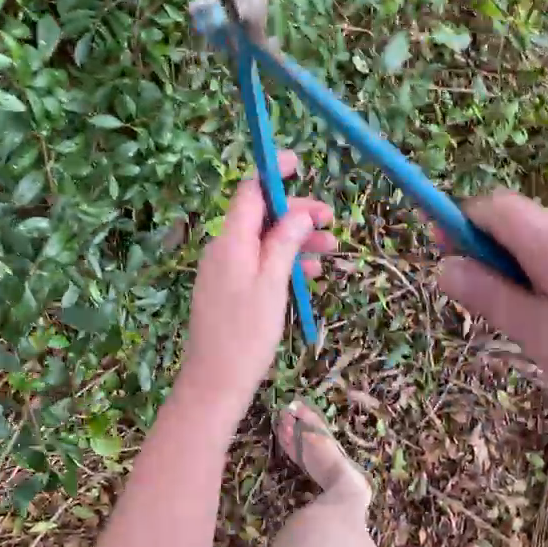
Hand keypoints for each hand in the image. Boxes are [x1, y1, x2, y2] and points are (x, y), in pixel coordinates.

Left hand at [178, 151, 335, 401]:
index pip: (250, 192)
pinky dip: (283, 263)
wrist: (215, 382)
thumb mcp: (272, 283)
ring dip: (296, 242)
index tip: (299, 164)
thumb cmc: (246, 333)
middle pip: (261, 217)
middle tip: (331, 223)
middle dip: (297, 216)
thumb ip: (284, 242)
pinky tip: (308, 274)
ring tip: (330, 252)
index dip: (273, 174)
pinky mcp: (229, 290)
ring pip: (264, 242)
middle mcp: (223, 249)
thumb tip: (299, 211)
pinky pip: (258, 264)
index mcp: (230, 241)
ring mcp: (224, 270)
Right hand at [435, 191, 547, 444]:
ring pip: (543, 246)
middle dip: (488, 252)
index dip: (459, 223)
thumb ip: (486, 295)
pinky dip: (547, 281)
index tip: (439, 253)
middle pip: (518, 223)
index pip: (492, 206)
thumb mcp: (534, 331)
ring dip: (517, 271)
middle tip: (482, 303)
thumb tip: (444, 266)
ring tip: (526, 326)